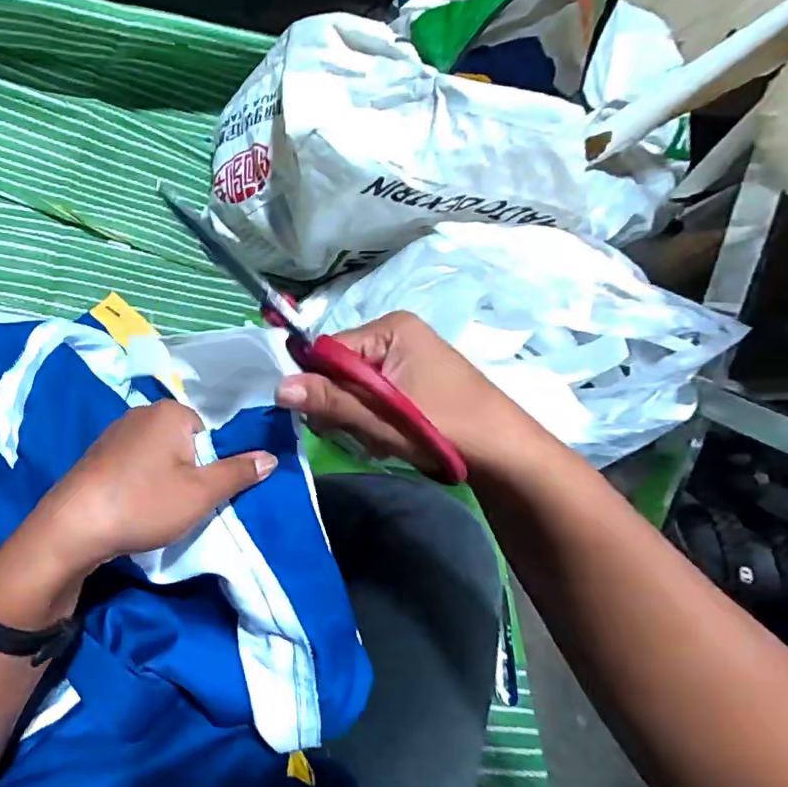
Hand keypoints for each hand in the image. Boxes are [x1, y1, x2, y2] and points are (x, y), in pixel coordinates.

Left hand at [0, 402, 273, 629]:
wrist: (75, 524)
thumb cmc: (144, 503)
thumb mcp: (201, 493)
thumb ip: (238, 472)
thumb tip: (269, 456)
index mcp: (170, 412)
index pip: (208, 432)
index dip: (210, 464)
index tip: (200, 492)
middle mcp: (141, 412)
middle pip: (182, 442)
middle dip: (186, 471)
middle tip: (179, 503)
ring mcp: (115, 432)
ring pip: (157, 455)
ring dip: (161, 479)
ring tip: (154, 509)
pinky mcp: (97, 453)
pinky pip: (132, 464)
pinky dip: (137, 483)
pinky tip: (131, 506)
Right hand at [274, 311, 561, 480]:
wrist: (510, 458)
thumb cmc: (447, 429)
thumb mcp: (382, 417)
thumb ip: (330, 400)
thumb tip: (278, 386)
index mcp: (391, 328)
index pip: (327, 350)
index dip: (319, 385)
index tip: (327, 418)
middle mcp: (396, 334)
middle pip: (339, 368)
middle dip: (342, 404)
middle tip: (361, 434)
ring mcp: (406, 357)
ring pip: (353, 386)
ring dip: (357, 416)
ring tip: (380, 439)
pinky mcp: (412, 379)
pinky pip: (372, 394)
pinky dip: (373, 418)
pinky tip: (389, 437)